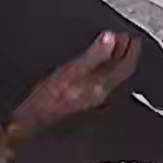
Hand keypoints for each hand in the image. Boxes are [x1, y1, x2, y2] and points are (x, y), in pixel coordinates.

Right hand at [7, 31, 140, 134]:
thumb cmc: (46, 100)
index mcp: (102, 86)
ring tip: (115, 48)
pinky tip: (98, 66)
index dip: (132, 50)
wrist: (29, 126)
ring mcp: (93, 99)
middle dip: (126, 54)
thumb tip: (110, 38)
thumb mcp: (70, 72)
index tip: (133, 36)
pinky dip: (105, 69)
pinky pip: (102, 81)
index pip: (126, 66)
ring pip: (113, 77)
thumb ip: (93, 56)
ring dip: (116, 61)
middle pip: (122, 71)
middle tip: (127, 39)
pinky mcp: (83, 101)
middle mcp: (102, 94)